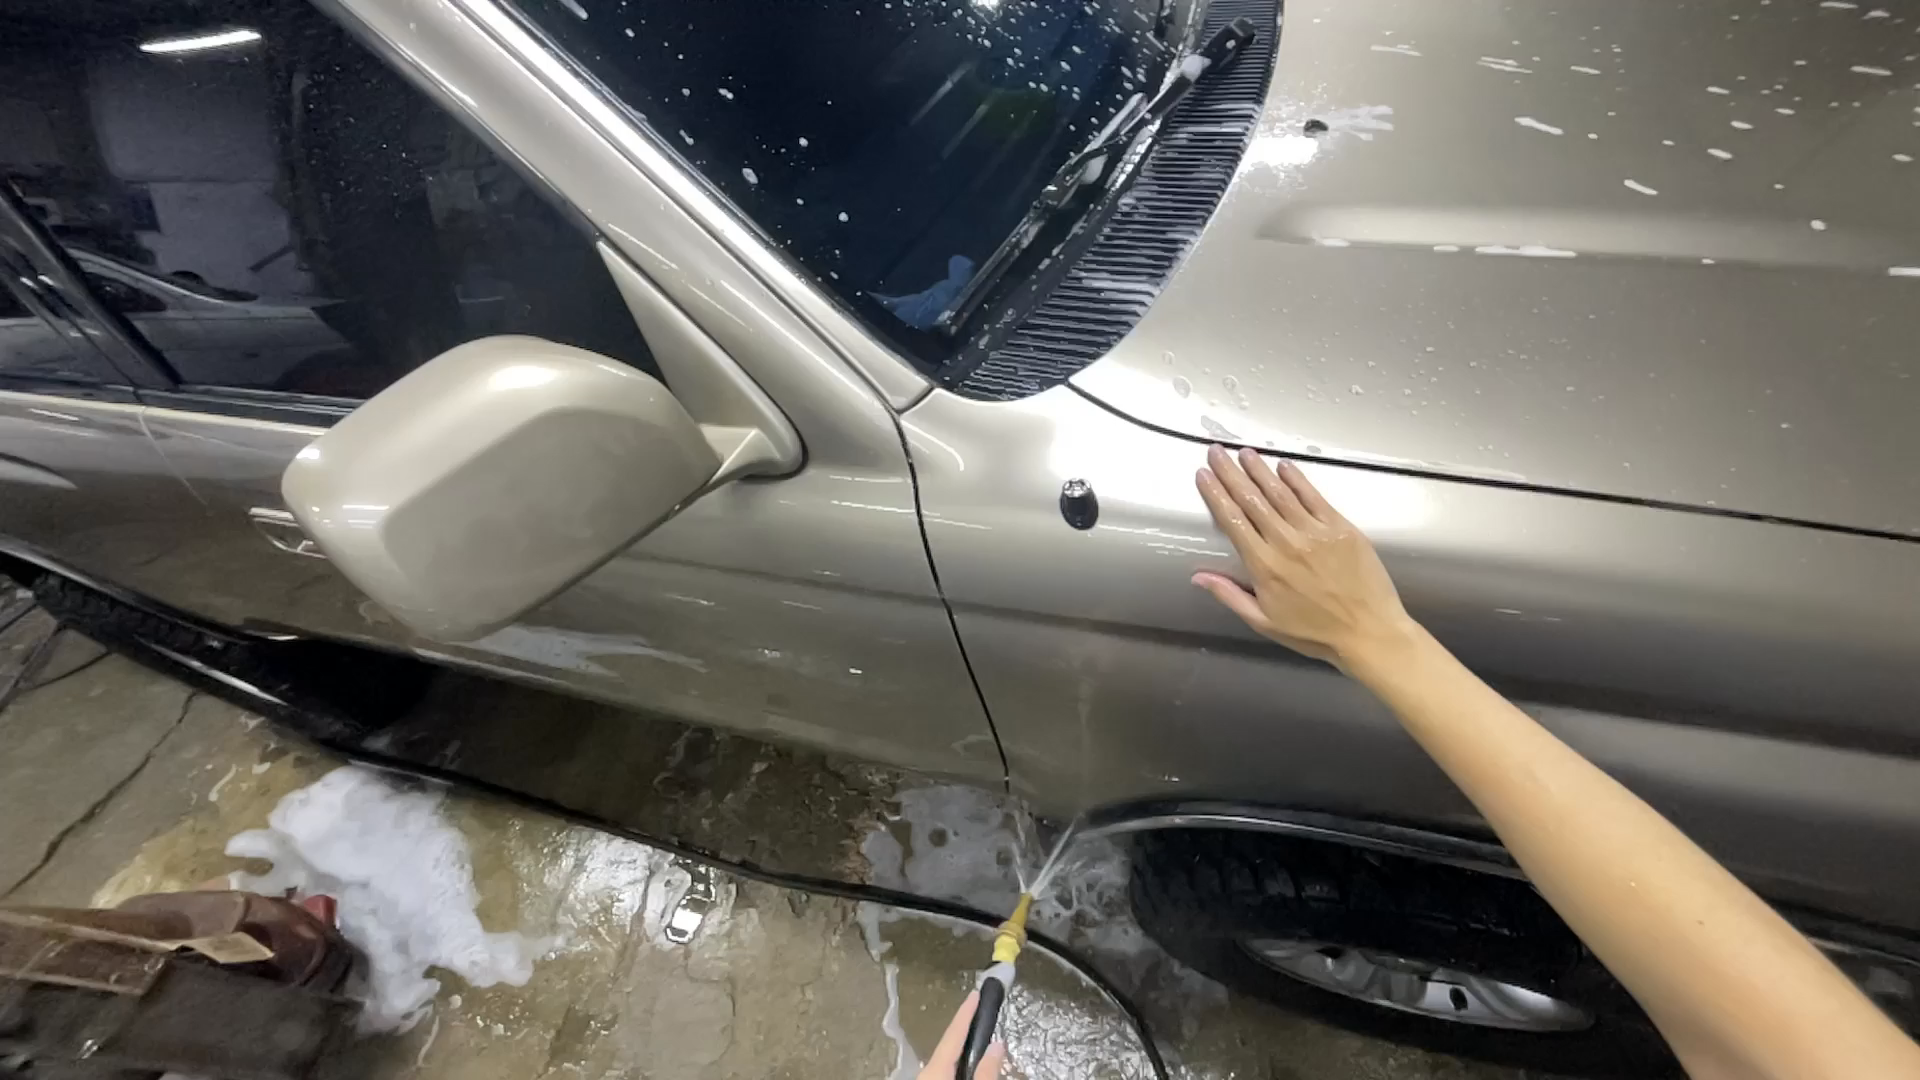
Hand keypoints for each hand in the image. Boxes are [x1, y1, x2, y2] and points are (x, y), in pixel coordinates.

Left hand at [917, 991, 1005, 1079]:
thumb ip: (986, 1072)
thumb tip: (997, 1044)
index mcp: (935, 1069)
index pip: (954, 1033)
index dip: (966, 1012)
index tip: (975, 992)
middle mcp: (925, 1072)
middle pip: (948, 1044)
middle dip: (964, 1026)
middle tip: (979, 1008)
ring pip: (946, 1058)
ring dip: (961, 1045)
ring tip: (976, 1032)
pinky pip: (944, 1069)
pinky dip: (957, 1060)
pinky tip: (966, 1062)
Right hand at [1194, 445, 1415, 670]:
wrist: (1370, 633)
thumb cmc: (1314, 633)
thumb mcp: (1263, 622)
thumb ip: (1229, 595)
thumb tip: (1198, 576)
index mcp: (1264, 566)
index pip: (1232, 520)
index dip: (1215, 494)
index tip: (1203, 475)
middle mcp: (1287, 542)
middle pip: (1252, 500)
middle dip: (1231, 473)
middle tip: (1217, 452)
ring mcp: (1316, 532)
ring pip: (1280, 493)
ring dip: (1260, 470)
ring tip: (1244, 453)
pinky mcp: (1341, 528)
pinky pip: (1314, 497)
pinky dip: (1297, 480)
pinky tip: (1283, 466)